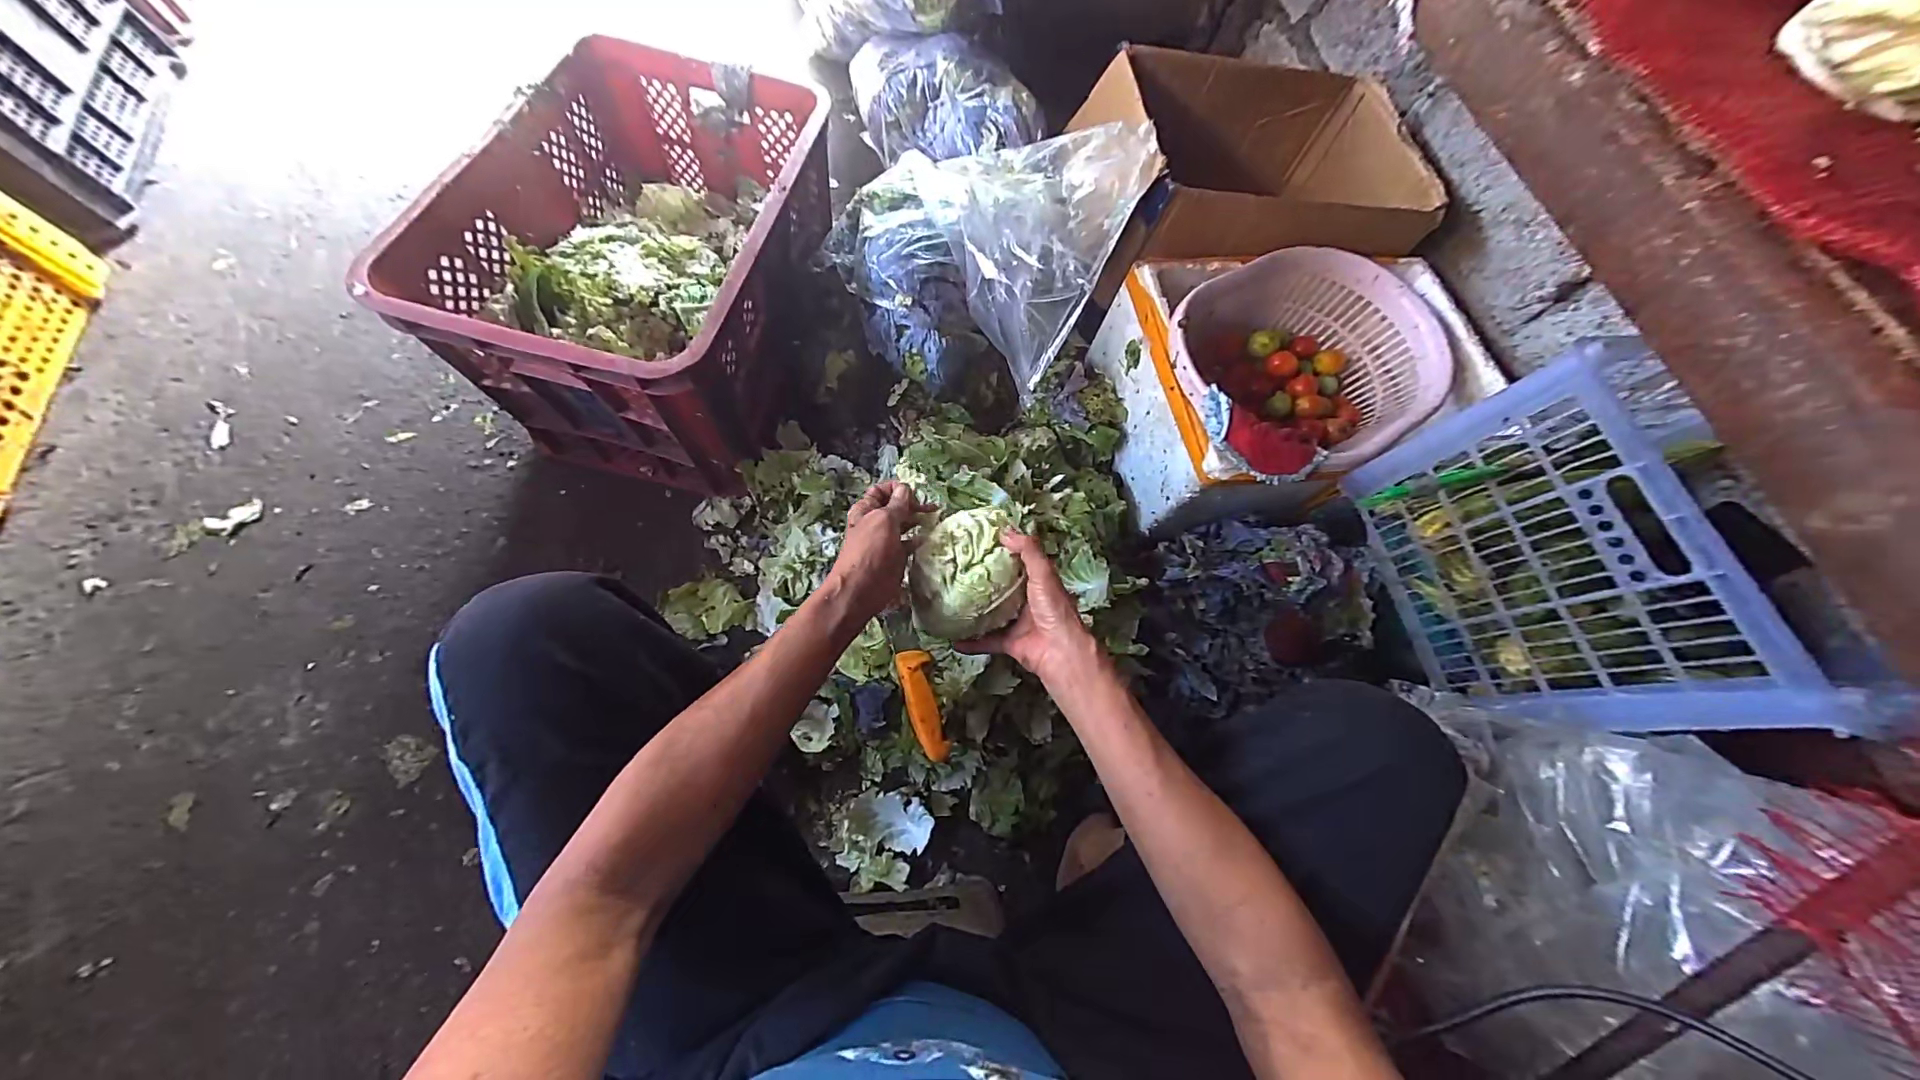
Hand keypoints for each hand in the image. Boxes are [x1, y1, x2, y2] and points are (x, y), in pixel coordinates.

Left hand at [825, 481, 927, 624]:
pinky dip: (918, 539)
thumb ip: (897, 504)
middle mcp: (876, 522)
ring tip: (933, 519)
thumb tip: (906, 489)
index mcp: (866, 509)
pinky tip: (927, 539)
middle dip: (912, 504)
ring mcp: (886, 540)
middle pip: (896, 506)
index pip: (882, 490)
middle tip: (931, 508)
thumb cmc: (870, 551)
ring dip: (918, 520)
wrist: (861, 589)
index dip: (897, 489)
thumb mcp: (884, 521)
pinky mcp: (895, 556)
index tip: (913, 496)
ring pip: (904, 524)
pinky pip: (909, 543)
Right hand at [956, 529, 1099, 682]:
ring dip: (976, 610)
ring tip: (953, 602)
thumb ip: (1028, 551)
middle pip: (1003, 588)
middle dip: (985, 582)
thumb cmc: (1053, 609)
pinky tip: (953, 638)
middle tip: (960, 571)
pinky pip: (986, 641)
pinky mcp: (1009, 643)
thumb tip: (1006, 531)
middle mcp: (1028, 602)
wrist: (1058, 650)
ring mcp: (1018, 623)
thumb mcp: (1043, 573)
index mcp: (1039, 583)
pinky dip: (971, 642)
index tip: (981, 545)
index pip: (1020, 563)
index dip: (1004, 553)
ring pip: (992, 614)